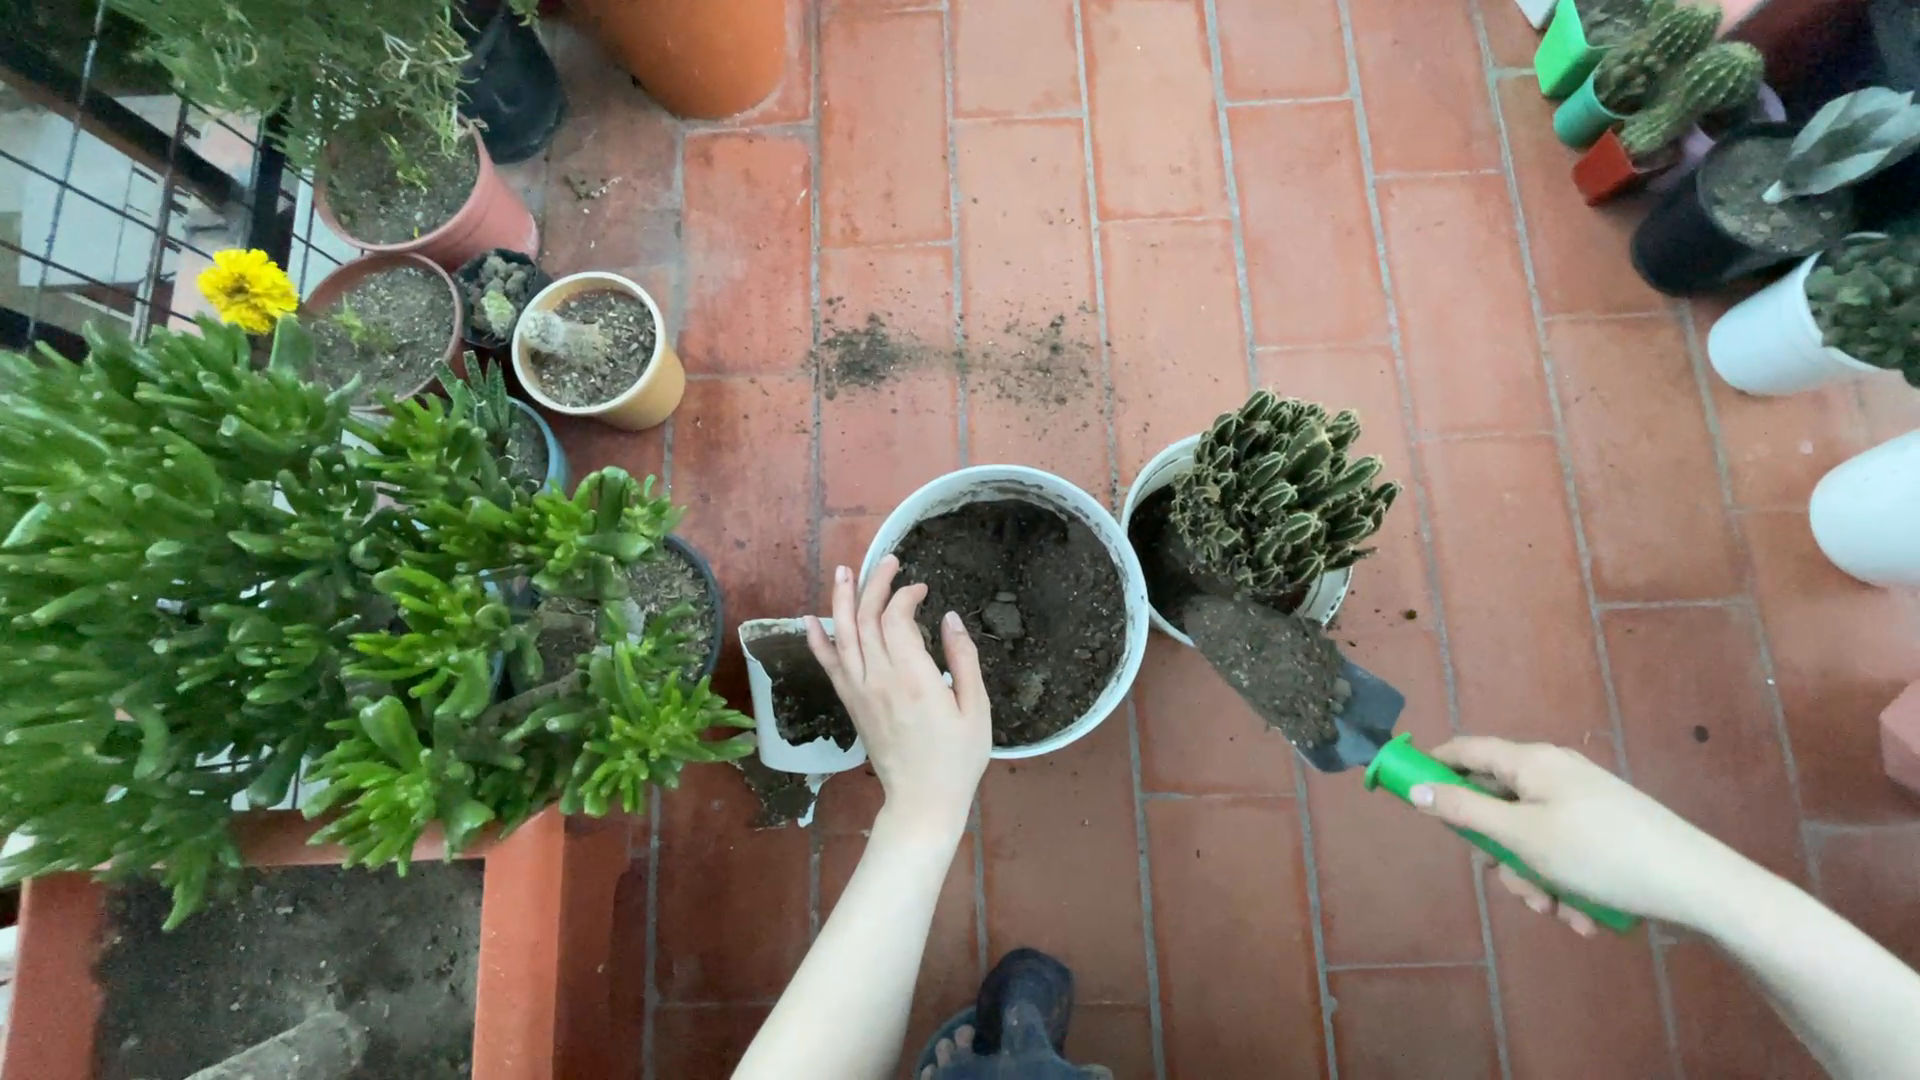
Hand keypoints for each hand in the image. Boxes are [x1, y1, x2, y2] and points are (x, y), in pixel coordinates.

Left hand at [806, 555, 991, 839]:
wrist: (923, 800)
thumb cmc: (958, 756)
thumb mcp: (976, 707)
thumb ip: (963, 658)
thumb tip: (950, 617)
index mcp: (915, 679)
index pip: (897, 620)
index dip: (906, 595)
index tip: (922, 589)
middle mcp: (880, 679)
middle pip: (867, 620)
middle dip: (875, 584)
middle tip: (888, 561)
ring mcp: (860, 692)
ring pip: (844, 636)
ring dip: (841, 600)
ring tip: (843, 570)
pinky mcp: (851, 704)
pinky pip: (829, 666)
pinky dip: (818, 641)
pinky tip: (810, 619)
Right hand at [1412, 736, 1740, 933]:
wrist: (1710, 892)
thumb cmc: (1603, 855)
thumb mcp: (1521, 836)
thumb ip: (1463, 810)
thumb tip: (1416, 788)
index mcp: (1531, 761)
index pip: (1464, 750)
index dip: (1433, 767)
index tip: (1413, 796)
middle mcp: (1554, 772)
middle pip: (1495, 801)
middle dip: (1495, 847)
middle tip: (1503, 878)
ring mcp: (1583, 801)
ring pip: (1528, 834)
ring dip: (1531, 875)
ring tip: (1554, 910)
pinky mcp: (1608, 830)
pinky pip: (1563, 850)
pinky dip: (1563, 881)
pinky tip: (1582, 914)